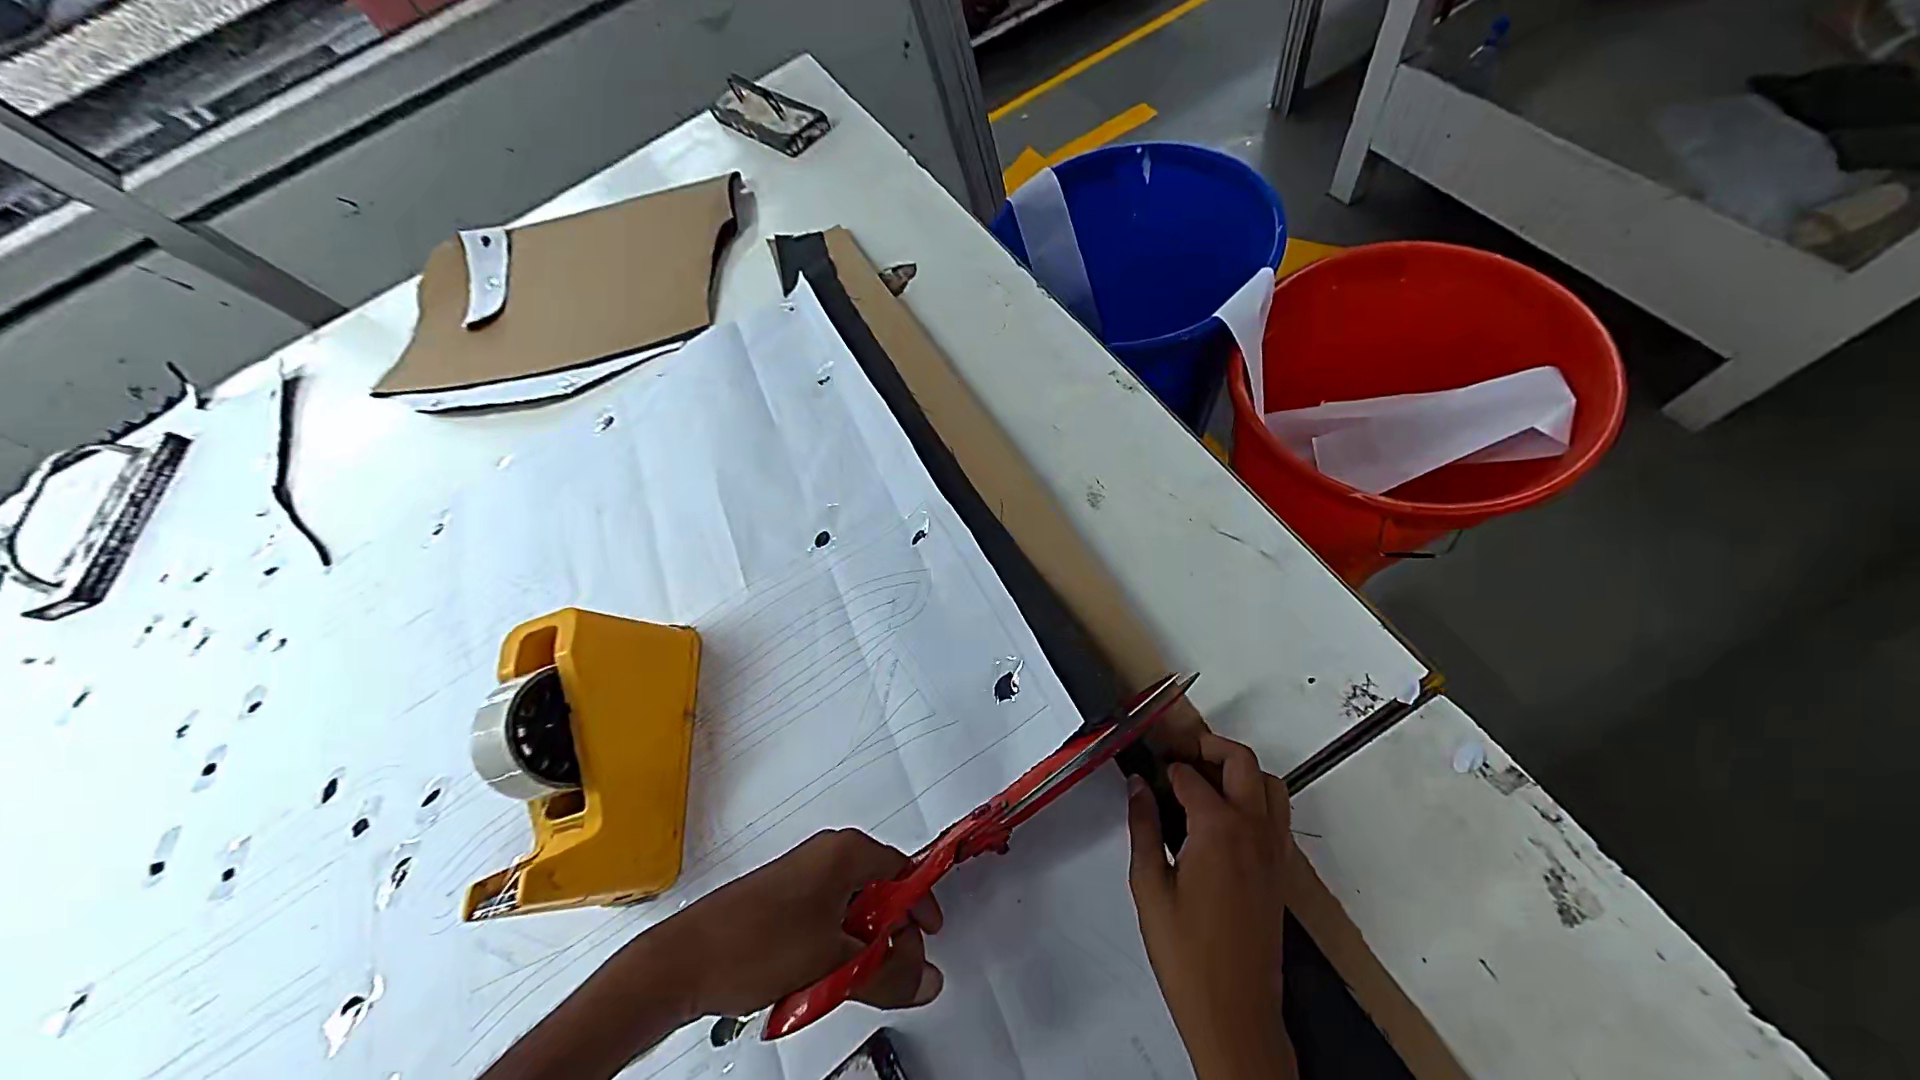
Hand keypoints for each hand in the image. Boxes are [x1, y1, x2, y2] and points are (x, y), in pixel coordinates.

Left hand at [659, 828, 944, 1017]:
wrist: (683, 963)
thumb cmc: (749, 944)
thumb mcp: (834, 964)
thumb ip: (890, 973)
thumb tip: (924, 978)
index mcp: (845, 852)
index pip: (905, 870)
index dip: (919, 907)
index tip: (926, 937)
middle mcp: (826, 855)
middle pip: (880, 892)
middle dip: (886, 936)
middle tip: (883, 970)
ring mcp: (804, 876)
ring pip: (852, 912)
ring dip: (856, 948)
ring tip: (839, 979)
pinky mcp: (785, 899)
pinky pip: (826, 920)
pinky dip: (831, 949)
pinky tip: (815, 979)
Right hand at [1127, 734, 1294, 1079]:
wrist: (1234, 1010)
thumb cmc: (1187, 954)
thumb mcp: (1149, 884)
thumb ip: (1144, 826)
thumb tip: (1138, 788)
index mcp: (1219, 829)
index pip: (1190, 775)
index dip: (1164, 766)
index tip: (1147, 767)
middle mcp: (1254, 831)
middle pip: (1240, 761)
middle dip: (1208, 745)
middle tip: (1178, 751)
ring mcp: (1273, 850)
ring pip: (1269, 783)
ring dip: (1239, 768)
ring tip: (1203, 777)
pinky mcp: (1280, 870)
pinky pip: (1276, 814)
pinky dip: (1255, 797)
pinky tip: (1223, 815)